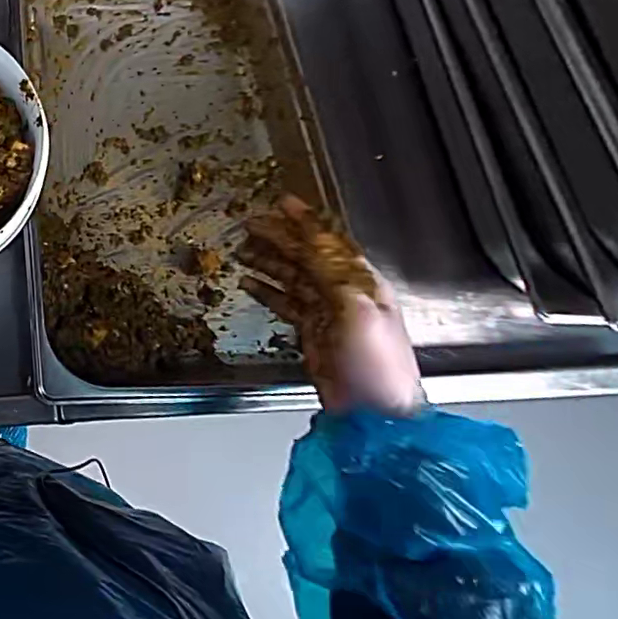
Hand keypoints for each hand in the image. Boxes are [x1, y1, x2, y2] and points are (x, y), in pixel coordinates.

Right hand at [238, 196, 423, 415]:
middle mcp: (344, 293)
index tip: (283, 202)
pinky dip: (264, 288)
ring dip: (267, 258)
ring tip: (242, 247)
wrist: (374, 416)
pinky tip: (248, 282)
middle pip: (306, 255)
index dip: (305, 221)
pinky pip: (283, 300)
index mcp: (360, 283)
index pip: (328, 243)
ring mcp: (326, 313)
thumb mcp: (356, 312)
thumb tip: (308, 245)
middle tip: (250, 222)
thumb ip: (332, 274)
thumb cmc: (376, 366)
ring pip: (291, 275)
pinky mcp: (311, 332)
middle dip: (279, 236)